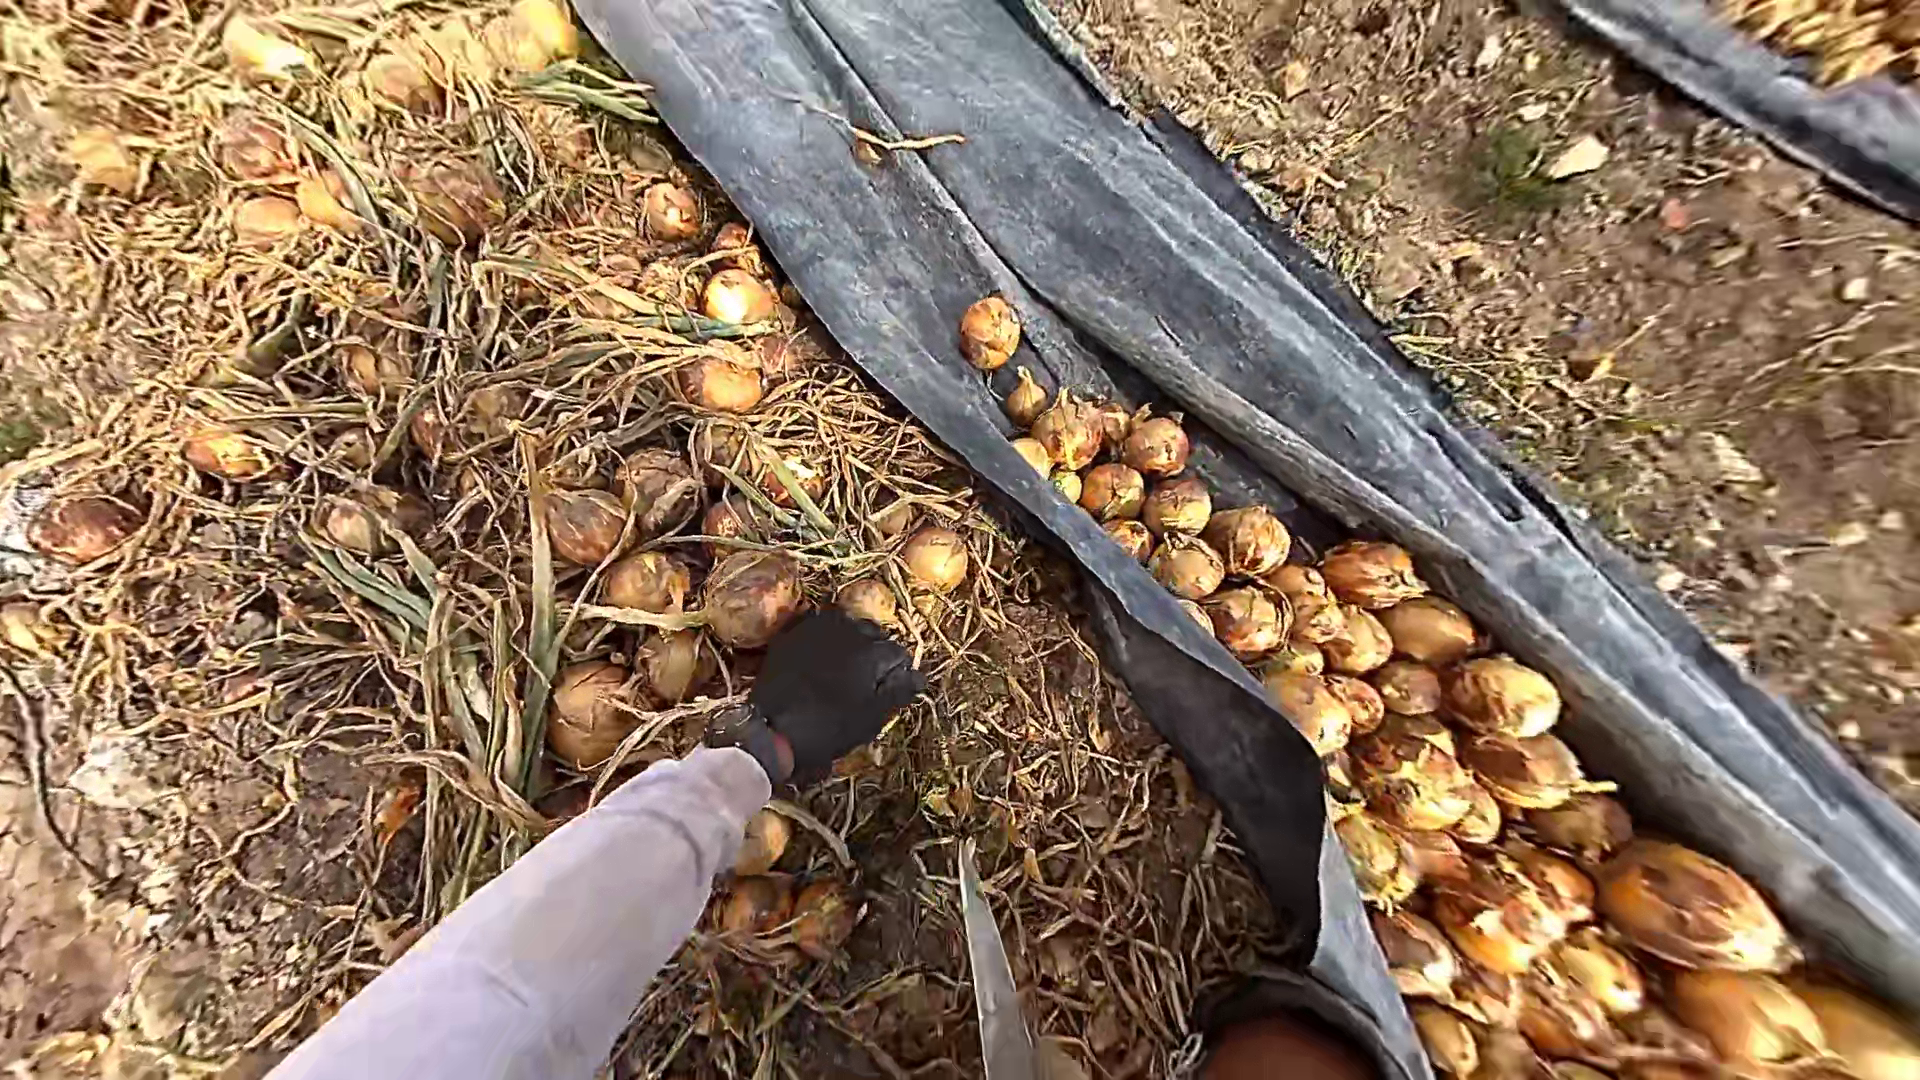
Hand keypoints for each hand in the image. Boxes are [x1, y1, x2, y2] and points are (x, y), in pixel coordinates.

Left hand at [750, 610, 923, 781]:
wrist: (771, 731)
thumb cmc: (829, 727)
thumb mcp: (871, 716)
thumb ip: (898, 691)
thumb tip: (919, 676)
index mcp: (871, 651)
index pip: (897, 654)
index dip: (897, 672)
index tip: (890, 688)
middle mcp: (848, 630)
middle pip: (873, 634)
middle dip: (876, 652)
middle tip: (867, 678)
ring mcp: (817, 629)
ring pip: (846, 625)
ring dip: (851, 640)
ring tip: (845, 664)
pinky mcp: (792, 634)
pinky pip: (817, 625)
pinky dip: (825, 635)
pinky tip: (821, 653)